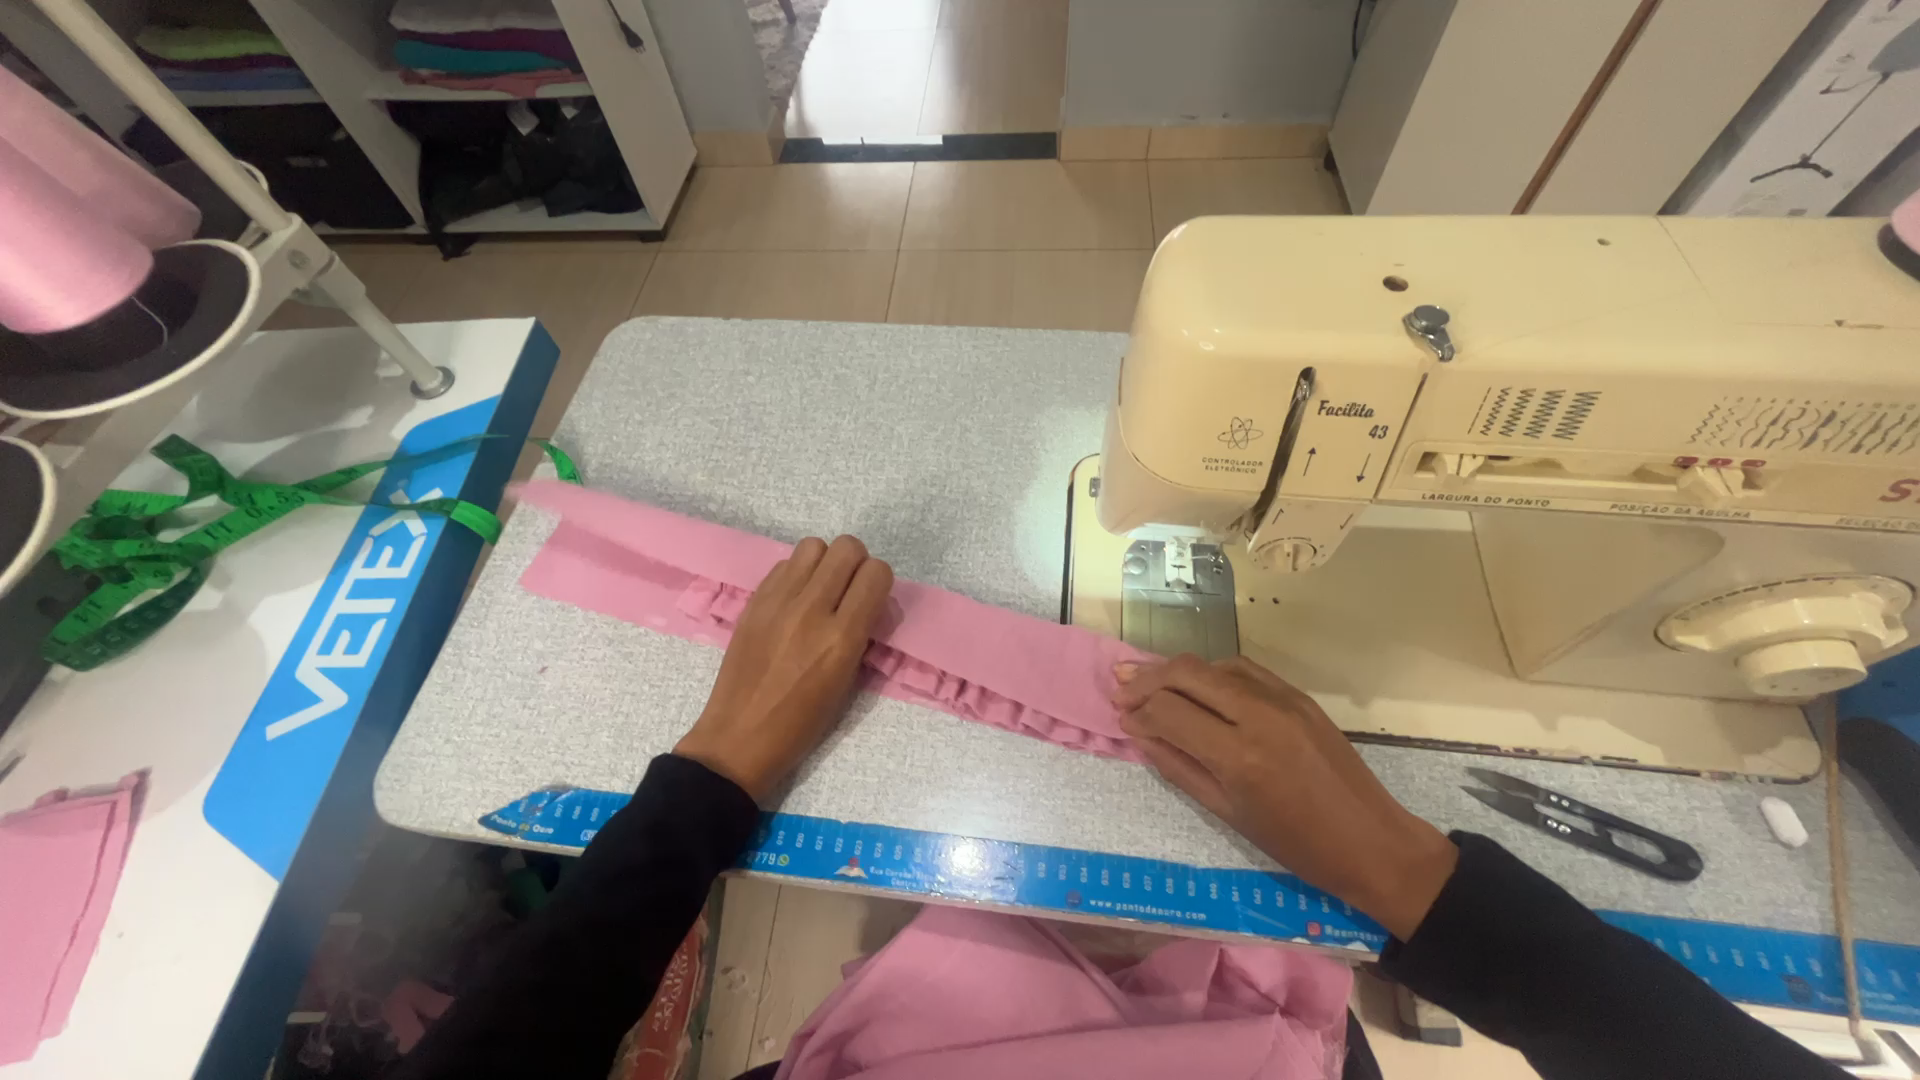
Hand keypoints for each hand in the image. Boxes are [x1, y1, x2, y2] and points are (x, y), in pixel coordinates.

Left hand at [674, 535, 893, 800]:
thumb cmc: (803, 722)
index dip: (879, 582)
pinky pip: (785, 564)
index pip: (876, 573)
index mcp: (842, 638)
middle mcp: (812, 610)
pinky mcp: (753, 601)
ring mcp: (778, 602)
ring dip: (824, 562)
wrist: (740, 736)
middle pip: (847, 547)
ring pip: (814, 545)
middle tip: (848, 589)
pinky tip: (793, 601)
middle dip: (856, 563)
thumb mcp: (848, 681)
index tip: (872, 599)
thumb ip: (861, 634)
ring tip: (820, 589)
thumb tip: (866, 601)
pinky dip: (796, 575)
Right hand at [1112, 654, 1457, 939]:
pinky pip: (1242, 669)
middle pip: (1185, 673)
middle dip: (1146, 678)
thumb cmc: (1295, 844)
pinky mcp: (1298, 694)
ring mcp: (1282, 699)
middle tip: (1121, 689)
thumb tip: (1139, 732)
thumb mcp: (1226, 812)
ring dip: (1176, 672)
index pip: (1168, 710)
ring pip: (1212, 664)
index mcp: (1238, 755)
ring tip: (1150, 684)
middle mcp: (1258, 715)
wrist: (1371, 842)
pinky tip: (1196, 687)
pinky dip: (1211, 673)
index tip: (1121, 719)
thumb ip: (1177, 766)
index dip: (1138, 712)